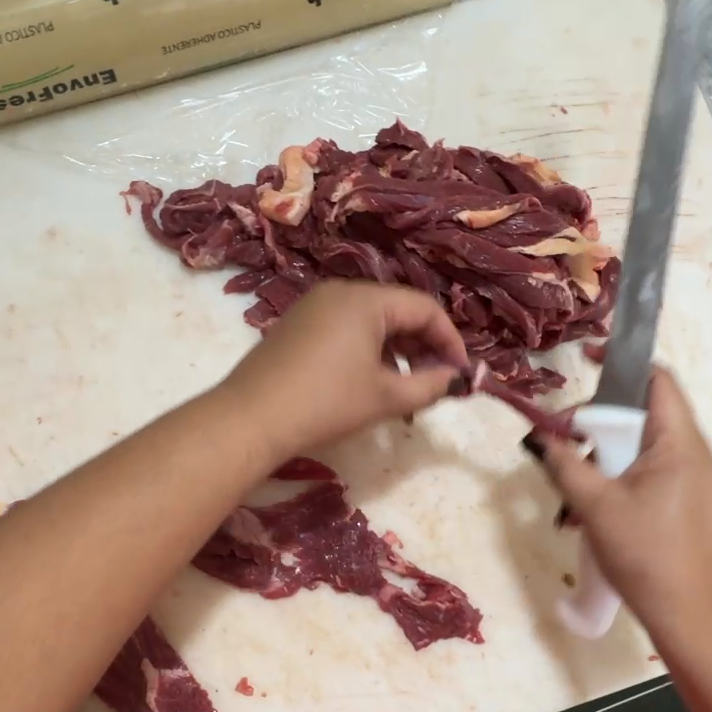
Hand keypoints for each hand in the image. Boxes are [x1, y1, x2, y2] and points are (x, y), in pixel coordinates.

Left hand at [218, 281, 469, 460]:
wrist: (250, 419)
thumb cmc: (325, 404)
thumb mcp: (385, 397)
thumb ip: (429, 386)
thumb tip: (453, 378)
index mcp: (365, 299)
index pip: (424, 308)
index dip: (450, 341)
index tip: (461, 375)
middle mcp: (339, 292)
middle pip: (397, 311)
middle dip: (422, 347)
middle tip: (435, 384)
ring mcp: (313, 307)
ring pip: (371, 322)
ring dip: (395, 352)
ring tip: (404, 390)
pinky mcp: (295, 326)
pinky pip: (345, 329)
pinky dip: (366, 351)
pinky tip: (368, 384)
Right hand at [534, 368, 711, 630]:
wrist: (686, 610)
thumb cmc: (644, 551)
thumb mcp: (594, 504)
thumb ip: (563, 463)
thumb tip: (537, 437)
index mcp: (678, 441)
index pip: (655, 379)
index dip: (620, 362)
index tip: (583, 359)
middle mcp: (688, 451)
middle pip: (637, 412)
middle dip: (594, 423)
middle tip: (561, 441)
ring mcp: (686, 477)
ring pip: (634, 446)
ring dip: (597, 457)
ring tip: (567, 486)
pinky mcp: (678, 499)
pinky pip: (639, 472)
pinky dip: (610, 479)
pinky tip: (583, 510)